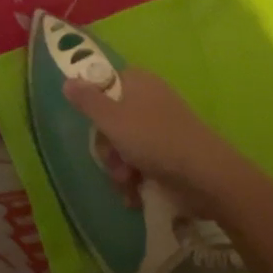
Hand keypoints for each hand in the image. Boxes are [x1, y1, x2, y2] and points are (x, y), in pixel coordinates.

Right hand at [63, 69, 238, 216]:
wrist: (205, 175)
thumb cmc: (154, 140)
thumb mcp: (113, 119)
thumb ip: (88, 100)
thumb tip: (67, 79)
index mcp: (137, 82)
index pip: (105, 84)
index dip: (95, 106)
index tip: (93, 126)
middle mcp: (149, 100)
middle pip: (111, 119)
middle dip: (108, 147)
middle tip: (112, 162)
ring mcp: (160, 128)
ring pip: (124, 145)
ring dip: (119, 168)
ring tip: (127, 183)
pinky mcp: (168, 153)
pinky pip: (140, 161)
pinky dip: (135, 178)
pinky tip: (135, 194)